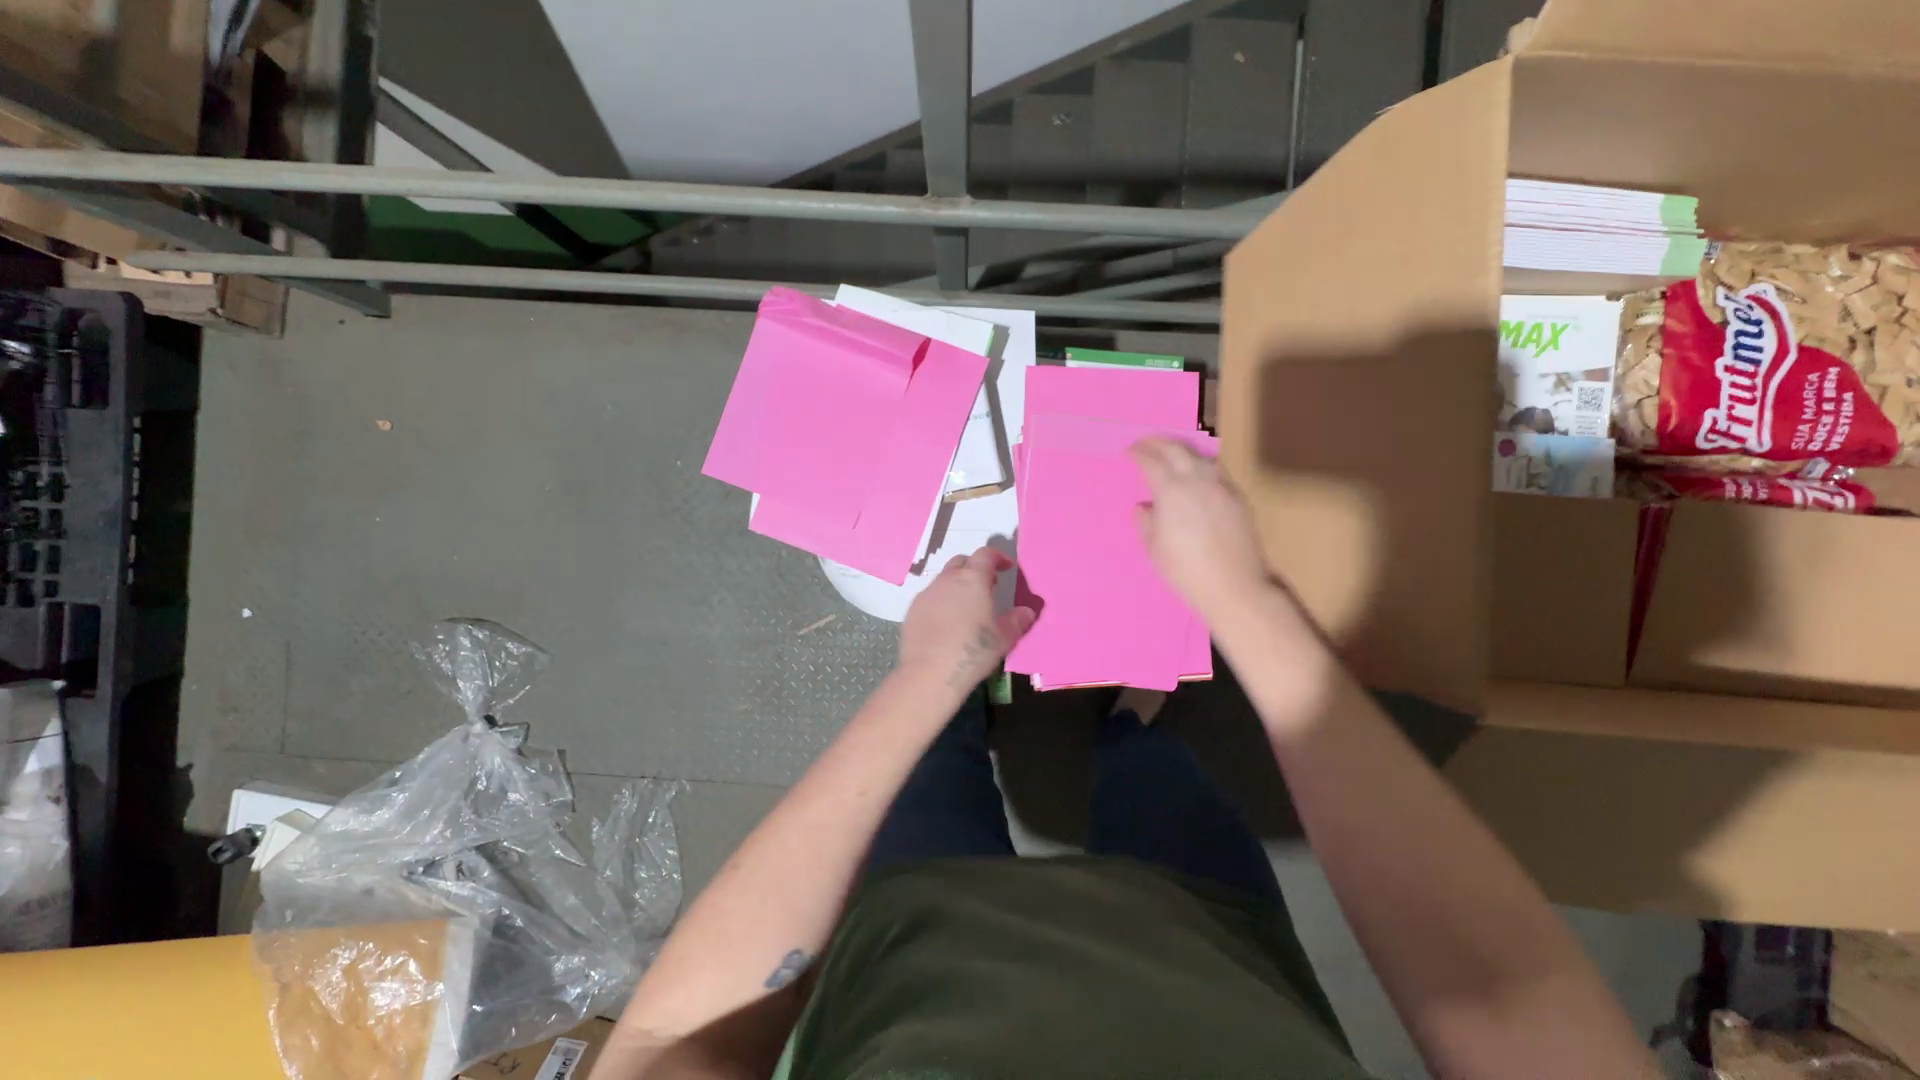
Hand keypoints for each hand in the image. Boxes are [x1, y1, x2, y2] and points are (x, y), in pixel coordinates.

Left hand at [898, 547, 1034, 693]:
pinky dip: (941, 601)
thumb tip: (1027, 611)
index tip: (1007, 567)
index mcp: (973, 579)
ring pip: (943, 579)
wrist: (930, 673)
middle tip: (987, 586)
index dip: (998, 557)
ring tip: (967, 606)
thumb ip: (1018, 620)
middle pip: (962, 562)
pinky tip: (946, 622)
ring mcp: (926, 594)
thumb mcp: (1005, 638)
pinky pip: (930, 597)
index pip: (985, 555)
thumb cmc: (973, 651)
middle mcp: (947, 580)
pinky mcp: (912, 611)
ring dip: (957, 585)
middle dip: (975, 568)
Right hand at [1131, 438, 1275, 619]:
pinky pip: (1217, 471)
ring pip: (1200, 456)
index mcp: (1171, 491)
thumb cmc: (1186, 572)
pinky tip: (1198, 476)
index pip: (1150, 461)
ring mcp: (1221, 487)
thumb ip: (1146, 523)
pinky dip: (1202, 465)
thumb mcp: (1155, 550)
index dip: (1137, 453)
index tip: (1128, 452)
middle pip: (1176, 449)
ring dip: (1182, 451)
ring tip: (1172, 455)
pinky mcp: (1238, 498)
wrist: (1234, 587)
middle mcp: (1197, 480)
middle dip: (1157, 443)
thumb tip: (1143, 507)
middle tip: (1145, 444)